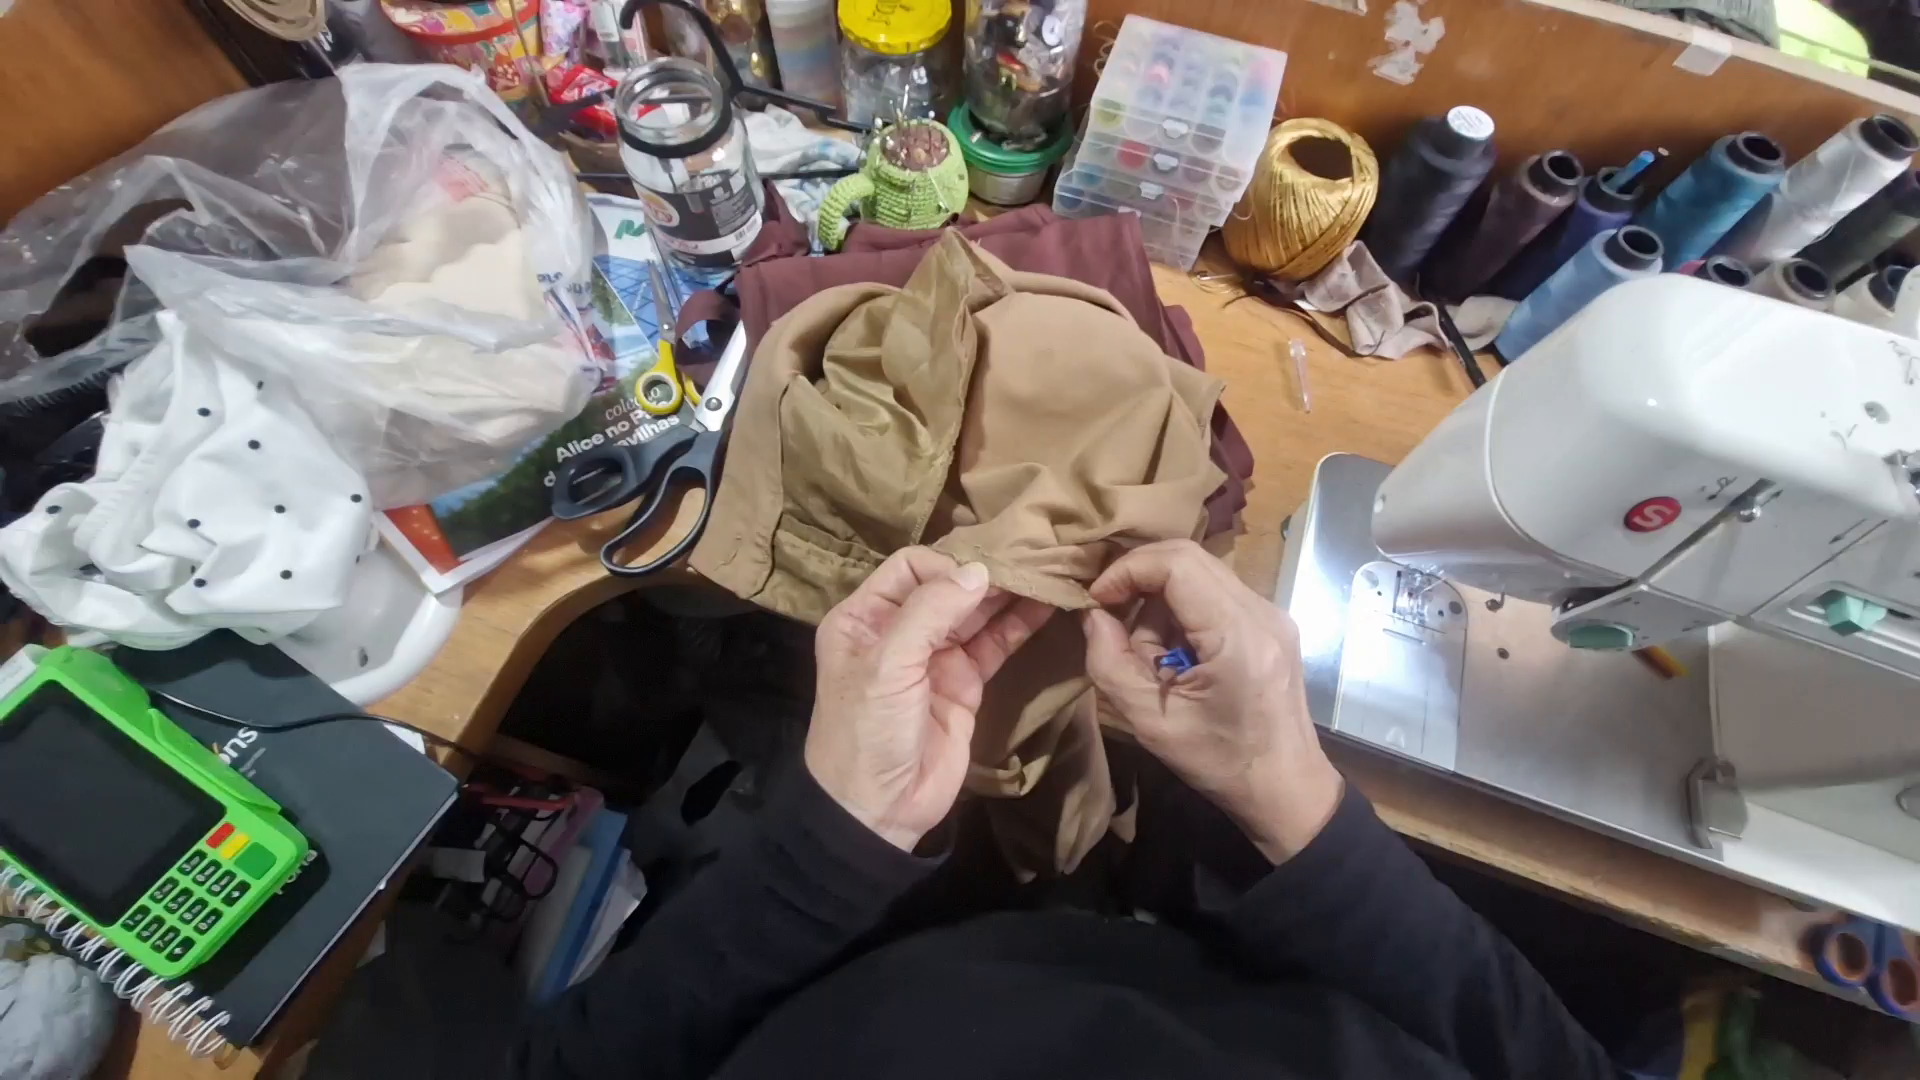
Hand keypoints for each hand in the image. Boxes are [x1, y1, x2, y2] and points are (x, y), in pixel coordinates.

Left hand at [808, 548, 1054, 850]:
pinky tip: (1046, 606)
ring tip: (1047, 574)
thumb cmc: (868, 730)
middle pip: (948, 585)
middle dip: (986, 572)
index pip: (910, 567)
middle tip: (1031, 559)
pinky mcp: (965, 682)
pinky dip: (1018, 626)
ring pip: (976, 613)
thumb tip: (979, 570)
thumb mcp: (887, 666)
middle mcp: (900, 628)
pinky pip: (994, 645)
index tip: (983, 570)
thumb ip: (930, 612)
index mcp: (865, 616)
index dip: (946, 563)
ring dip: (1008, 595)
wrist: (878, 809)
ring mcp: (935, 656)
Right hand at [1081, 540, 1342, 862]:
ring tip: (1148, 652)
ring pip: (1199, 572)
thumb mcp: (1149, 722)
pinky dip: (1181, 610)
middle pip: (1188, 557)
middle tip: (1109, 611)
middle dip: (1138, 577)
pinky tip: (1175, 652)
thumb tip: (1092, 614)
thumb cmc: (1219, 762)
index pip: (1177, 563)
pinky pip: (1213, 592)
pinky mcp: (1269, 622)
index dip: (1128, 569)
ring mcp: (1271, 614)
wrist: (1287, 790)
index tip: (1098, 600)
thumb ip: (1110, 662)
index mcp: (1238, 635)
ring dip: (1159, 599)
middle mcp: (1262, 611)